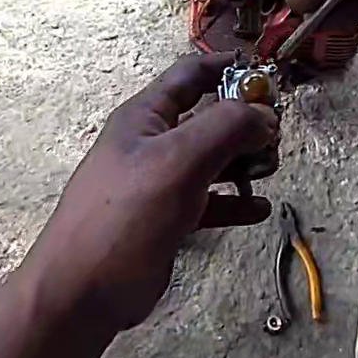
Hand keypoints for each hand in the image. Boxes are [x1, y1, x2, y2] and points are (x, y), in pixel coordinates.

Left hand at [25, 54, 277, 328]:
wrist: (84, 291)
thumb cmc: (128, 214)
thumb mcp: (179, 159)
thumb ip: (226, 128)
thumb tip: (266, 114)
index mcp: (146, 116)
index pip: (191, 73)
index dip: (229, 67)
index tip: (268, 78)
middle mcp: (154, 143)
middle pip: (210, 117)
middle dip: (245, 121)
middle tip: (273, 139)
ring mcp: (161, 182)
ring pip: (214, 159)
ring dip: (245, 161)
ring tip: (268, 171)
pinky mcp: (169, 219)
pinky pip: (211, 201)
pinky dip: (236, 202)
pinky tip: (258, 209)